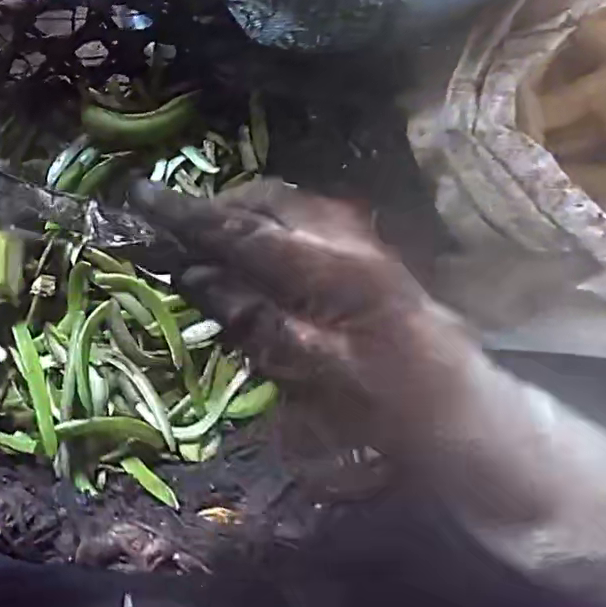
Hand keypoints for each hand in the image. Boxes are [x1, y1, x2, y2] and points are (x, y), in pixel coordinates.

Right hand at [132, 179, 437, 385]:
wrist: (467, 411)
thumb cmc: (392, 404)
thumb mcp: (314, 373)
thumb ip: (251, 318)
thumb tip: (190, 273)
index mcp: (333, 267)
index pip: (240, 229)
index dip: (184, 214)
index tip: (138, 196)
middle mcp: (344, 233)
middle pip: (258, 199)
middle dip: (209, 209)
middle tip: (169, 232)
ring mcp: (355, 232)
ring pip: (276, 202)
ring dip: (232, 215)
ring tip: (200, 243)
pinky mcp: (358, 241)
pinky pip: (292, 216)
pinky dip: (256, 224)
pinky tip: (245, 253)